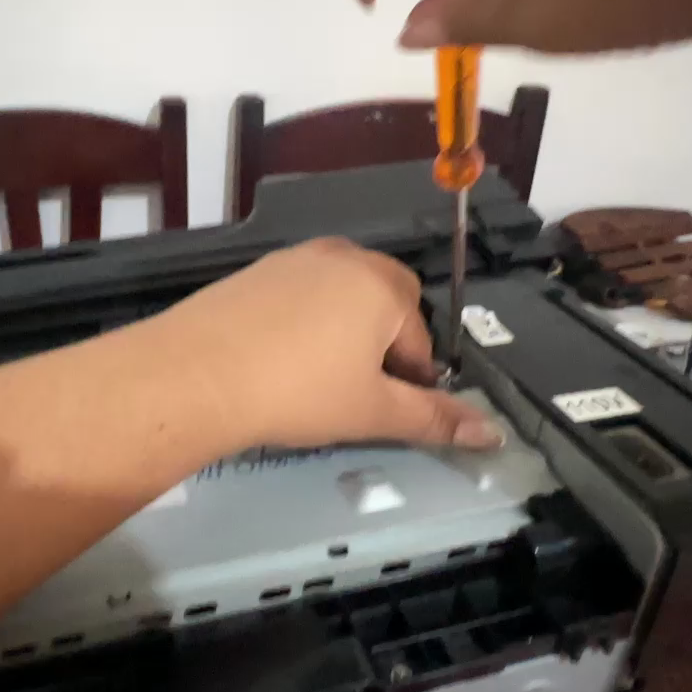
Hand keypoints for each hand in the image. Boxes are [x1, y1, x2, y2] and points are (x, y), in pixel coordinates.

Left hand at [144, 238, 504, 450]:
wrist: (196, 374)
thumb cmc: (299, 392)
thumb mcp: (372, 412)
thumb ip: (435, 420)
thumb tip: (494, 434)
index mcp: (381, 285)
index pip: (419, 336)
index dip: (413, 378)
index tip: (389, 408)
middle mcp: (342, 257)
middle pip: (384, 301)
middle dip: (384, 343)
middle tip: (357, 388)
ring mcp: (293, 258)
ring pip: (340, 294)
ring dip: (344, 329)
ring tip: (317, 375)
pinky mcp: (254, 271)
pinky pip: (298, 292)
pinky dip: (304, 320)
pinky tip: (279, 356)